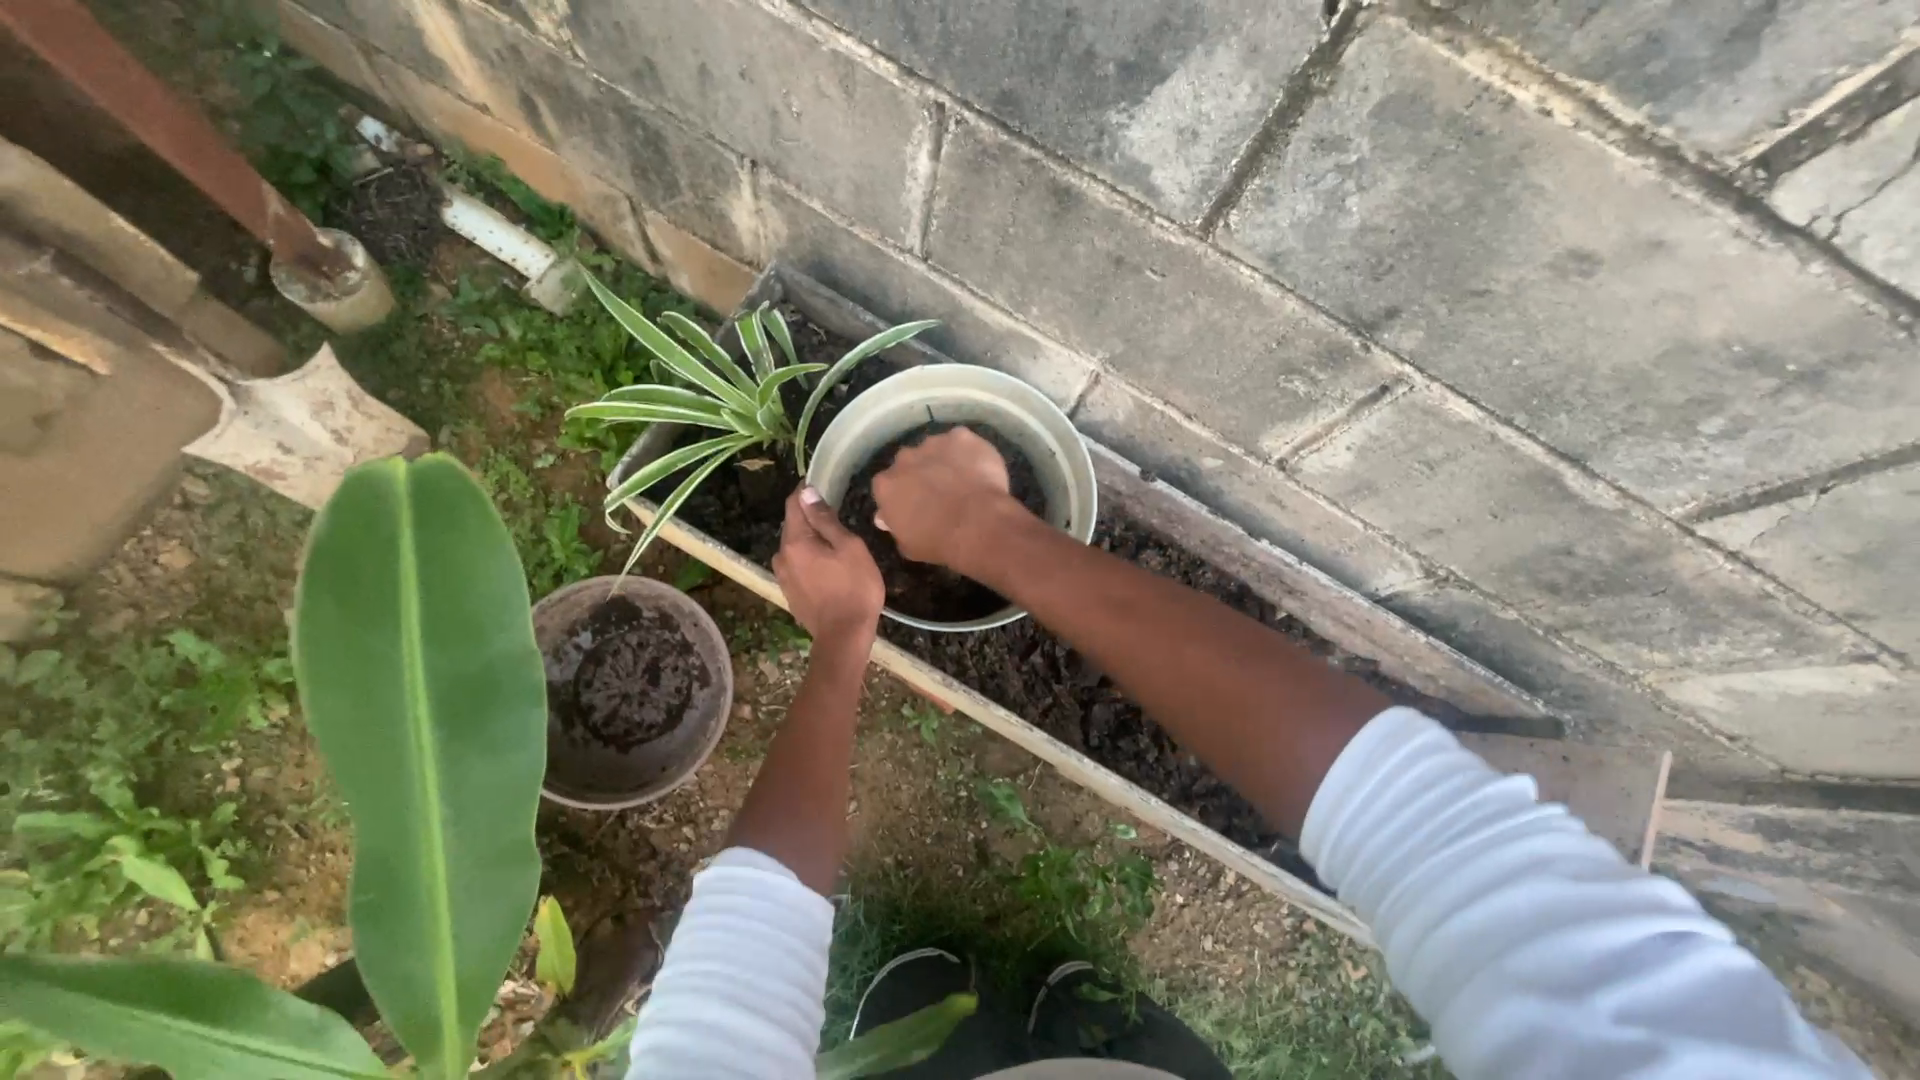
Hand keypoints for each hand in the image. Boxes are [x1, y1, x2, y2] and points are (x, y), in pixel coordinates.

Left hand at [773, 486, 883, 647]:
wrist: (844, 637)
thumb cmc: (855, 588)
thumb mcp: (849, 547)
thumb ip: (826, 520)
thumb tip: (807, 493)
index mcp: (795, 541)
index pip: (793, 504)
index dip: (805, 490)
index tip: (820, 482)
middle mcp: (782, 556)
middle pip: (792, 526)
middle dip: (809, 516)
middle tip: (834, 513)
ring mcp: (783, 577)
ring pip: (794, 547)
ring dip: (809, 540)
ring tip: (833, 542)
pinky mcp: (790, 593)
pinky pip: (797, 566)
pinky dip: (809, 559)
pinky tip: (827, 566)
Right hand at [872, 427, 1022, 567]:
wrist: (976, 524)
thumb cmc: (938, 541)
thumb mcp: (907, 545)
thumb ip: (894, 526)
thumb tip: (885, 518)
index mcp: (886, 484)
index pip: (887, 485)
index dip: (902, 494)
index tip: (914, 505)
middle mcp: (904, 458)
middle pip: (909, 462)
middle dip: (920, 473)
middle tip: (938, 491)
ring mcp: (933, 443)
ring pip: (935, 448)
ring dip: (944, 460)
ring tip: (962, 479)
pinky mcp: (961, 436)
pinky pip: (962, 442)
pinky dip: (969, 453)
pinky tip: (979, 468)